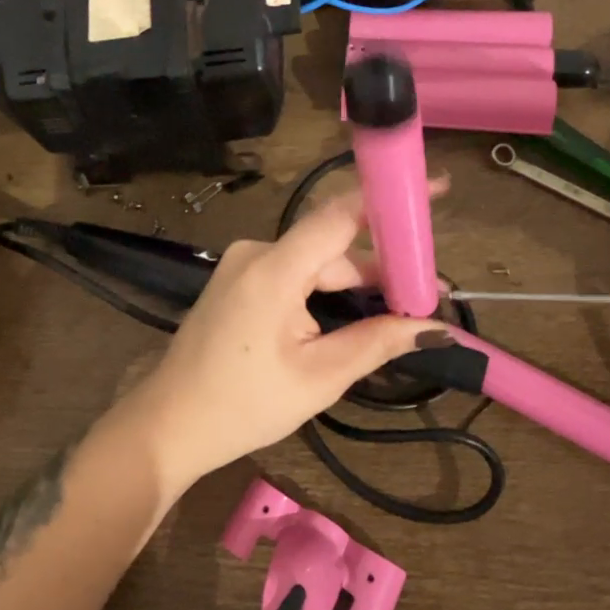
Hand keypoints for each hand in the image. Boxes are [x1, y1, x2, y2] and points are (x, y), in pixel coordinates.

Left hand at [104, 187, 449, 492]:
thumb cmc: (245, 405)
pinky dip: (323, 289)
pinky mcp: (236, 280)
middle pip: (330, 246)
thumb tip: (436, 327)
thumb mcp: (320, 377)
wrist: (172, 422)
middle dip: (380, 268)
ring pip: (312, 262)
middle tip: (428, 297)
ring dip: (352, 283)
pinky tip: (351, 314)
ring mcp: (241, 264)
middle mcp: (255, 252)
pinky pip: (291, 273)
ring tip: (397, 313)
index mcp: (272, 269)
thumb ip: (377, 342)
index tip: (436, 187)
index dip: (388, 199)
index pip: (338, 216)